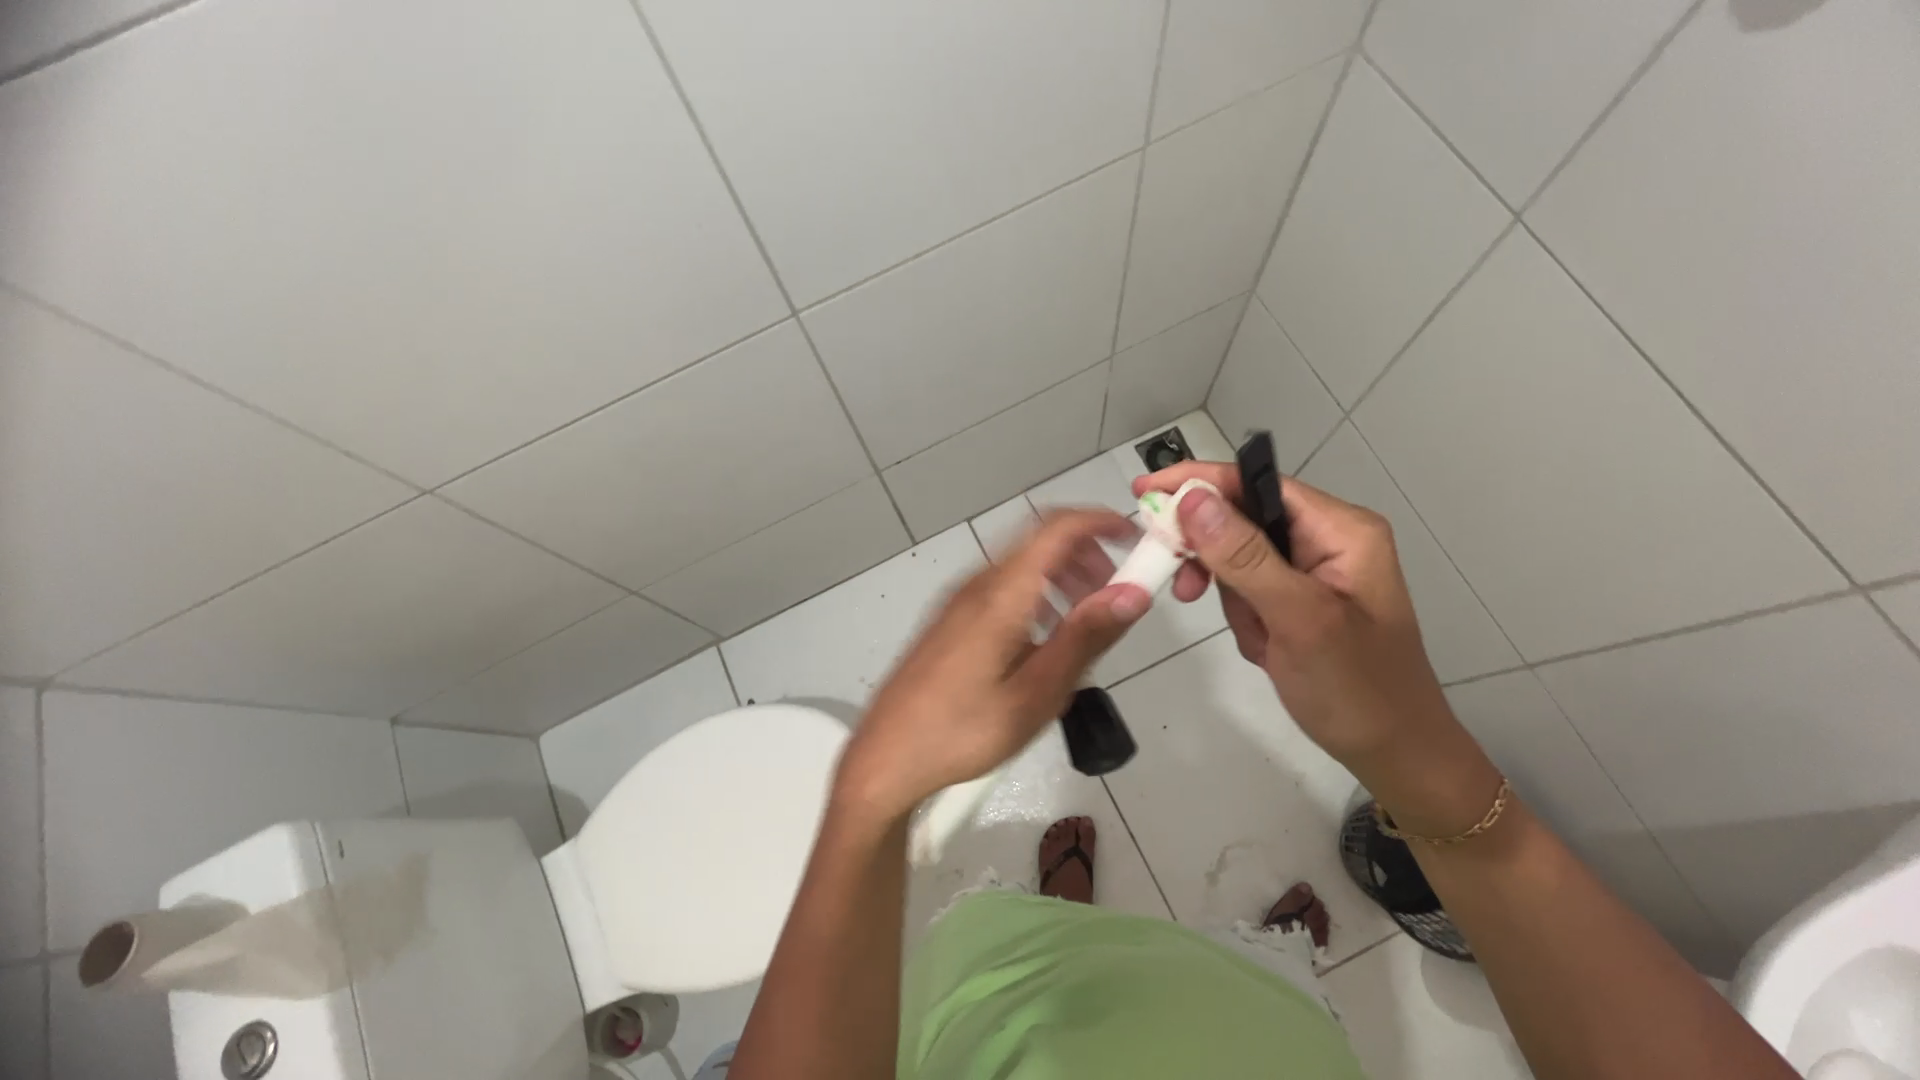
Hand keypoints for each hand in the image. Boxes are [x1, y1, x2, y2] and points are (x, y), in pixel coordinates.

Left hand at [835, 510, 1151, 820]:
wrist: (886, 757)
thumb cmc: (963, 731)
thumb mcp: (1036, 693)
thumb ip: (1085, 638)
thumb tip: (1133, 592)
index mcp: (1002, 594)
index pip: (1056, 527)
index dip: (1101, 522)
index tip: (1136, 538)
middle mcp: (977, 585)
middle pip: (1039, 541)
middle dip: (1086, 555)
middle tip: (1116, 594)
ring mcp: (958, 601)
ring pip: (1021, 566)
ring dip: (1062, 577)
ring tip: (1086, 620)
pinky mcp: (949, 621)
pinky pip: (1002, 588)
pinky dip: (1036, 595)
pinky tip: (1044, 640)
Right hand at [1131, 464, 1455, 769]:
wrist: (1395, 753)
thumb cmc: (1356, 688)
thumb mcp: (1297, 619)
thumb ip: (1244, 556)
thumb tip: (1190, 499)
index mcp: (1341, 529)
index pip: (1257, 484)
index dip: (1199, 483)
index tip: (1144, 493)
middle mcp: (1327, 539)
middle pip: (1242, 518)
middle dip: (1214, 557)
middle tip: (1186, 589)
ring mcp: (1313, 571)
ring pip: (1238, 558)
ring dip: (1233, 598)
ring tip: (1256, 639)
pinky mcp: (1299, 600)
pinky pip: (1248, 590)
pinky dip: (1244, 618)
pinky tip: (1265, 648)